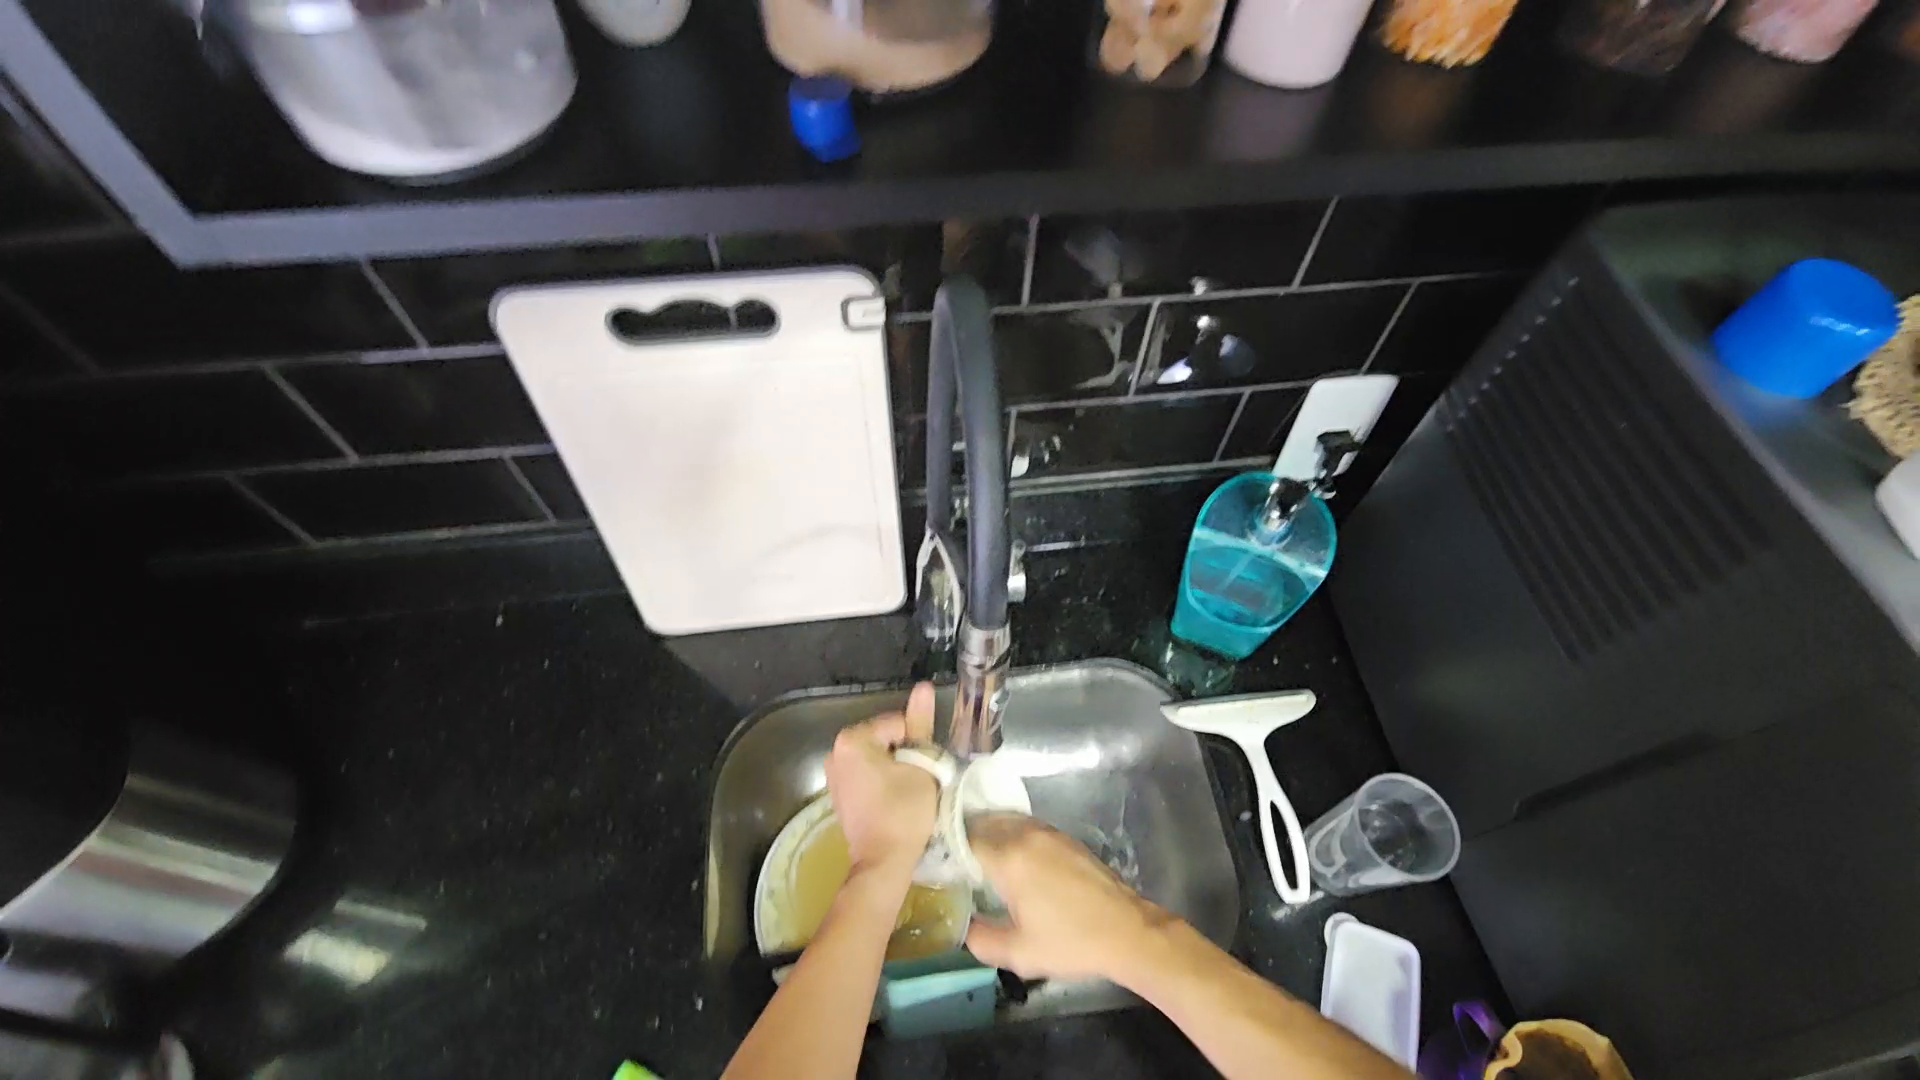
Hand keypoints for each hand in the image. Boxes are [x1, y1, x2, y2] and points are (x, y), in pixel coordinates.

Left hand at [825, 682, 938, 876]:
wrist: (883, 863)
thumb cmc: (904, 811)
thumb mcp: (920, 765)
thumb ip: (921, 725)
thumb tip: (924, 686)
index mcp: (852, 739)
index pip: (898, 723)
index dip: (918, 743)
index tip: (925, 768)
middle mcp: (836, 752)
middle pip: (886, 738)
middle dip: (906, 752)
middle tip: (920, 779)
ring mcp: (834, 774)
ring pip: (878, 756)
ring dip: (896, 766)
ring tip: (910, 790)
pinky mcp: (839, 793)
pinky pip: (868, 773)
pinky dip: (884, 779)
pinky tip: (896, 799)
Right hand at [964, 816, 1170, 980]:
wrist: (1126, 931)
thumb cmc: (1071, 942)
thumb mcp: (1019, 953)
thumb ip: (981, 939)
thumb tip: (963, 925)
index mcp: (1009, 858)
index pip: (964, 839)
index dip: (947, 851)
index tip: (938, 865)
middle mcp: (1025, 835)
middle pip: (982, 823)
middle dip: (965, 838)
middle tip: (954, 863)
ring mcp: (1047, 831)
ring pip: (1005, 820)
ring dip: (988, 833)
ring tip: (978, 860)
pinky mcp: (1064, 836)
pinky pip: (1025, 825)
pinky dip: (1010, 834)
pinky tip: (1011, 860)